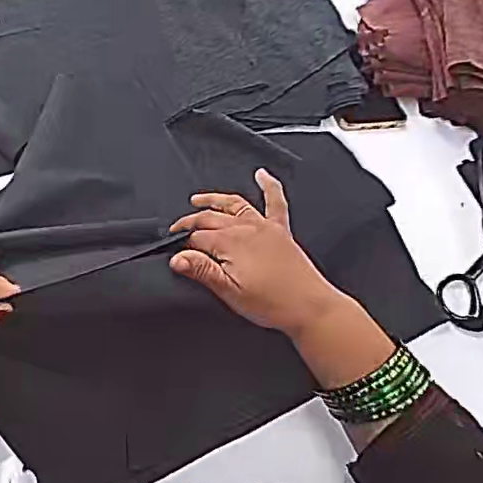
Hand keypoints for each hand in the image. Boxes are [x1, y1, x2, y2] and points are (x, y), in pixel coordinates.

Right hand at [169, 169, 396, 393]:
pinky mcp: (280, 229)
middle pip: (209, 218)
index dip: (180, 242)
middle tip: (176, 230)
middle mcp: (246, 228)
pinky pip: (274, 201)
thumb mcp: (229, 291)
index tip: (172, 250)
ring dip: (213, 199)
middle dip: (189, 221)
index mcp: (231, 242)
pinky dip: (269, 185)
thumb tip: (177, 258)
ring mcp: (264, 226)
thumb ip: (201, 271)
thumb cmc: (273, 303)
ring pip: (233, 204)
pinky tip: (262, 175)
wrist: (309, 306)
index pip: (195, 236)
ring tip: (197, 199)